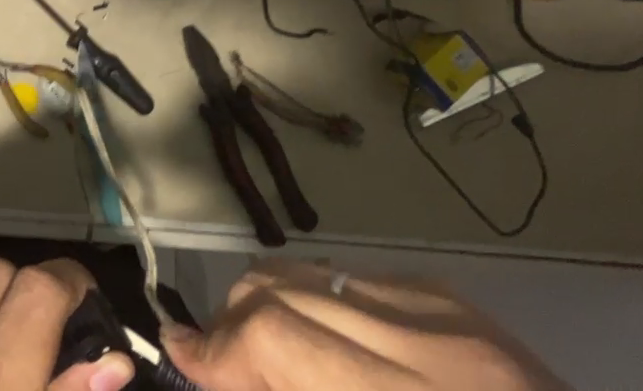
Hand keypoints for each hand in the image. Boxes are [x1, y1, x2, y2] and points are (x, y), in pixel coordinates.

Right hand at [164, 260, 571, 390]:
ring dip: (271, 304)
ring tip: (270, 353)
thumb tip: (210, 370)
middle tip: (223, 367)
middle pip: (282, 289)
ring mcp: (452, 317)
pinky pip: (355, 278)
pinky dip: (320, 304)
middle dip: (231, 322)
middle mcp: (434, 350)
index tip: (181, 358)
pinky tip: (329, 346)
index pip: (276, 336)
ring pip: (311, 272)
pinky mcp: (460, 305)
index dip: (215, 347)